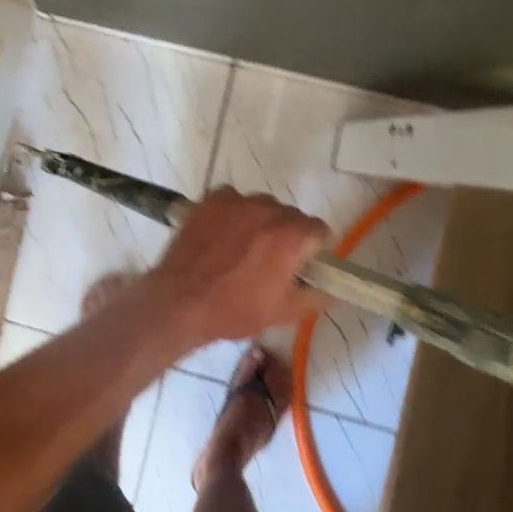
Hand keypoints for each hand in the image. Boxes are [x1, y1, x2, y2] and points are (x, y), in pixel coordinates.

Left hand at [143, 187, 330, 344]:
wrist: (179, 300)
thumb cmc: (234, 309)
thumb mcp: (283, 312)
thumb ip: (315, 296)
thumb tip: (332, 288)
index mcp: (290, 236)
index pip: (319, 229)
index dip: (314, 246)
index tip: (304, 263)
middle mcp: (267, 210)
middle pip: (290, 215)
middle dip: (287, 234)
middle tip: (271, 260)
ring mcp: (236, 201)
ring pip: (262, 205)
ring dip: (261, 221)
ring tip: (243, 247)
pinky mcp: (211, 199)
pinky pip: (234, 200)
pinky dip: (234, 213)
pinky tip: (223, 235)